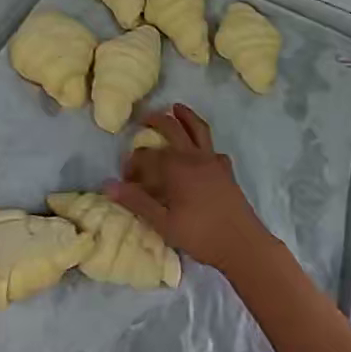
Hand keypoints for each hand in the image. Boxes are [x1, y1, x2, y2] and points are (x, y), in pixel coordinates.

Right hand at [106, 104, 277, 276]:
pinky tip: (201, 152)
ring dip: (186, 117)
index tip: (126, 177)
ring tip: (176, 107)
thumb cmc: (200, 235)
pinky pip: (213, 148)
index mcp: (176, 168)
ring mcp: (213, 161)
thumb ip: (137, 201)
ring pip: (198, 130)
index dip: (133, 163)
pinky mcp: (226, 170)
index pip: (147, 156)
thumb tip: (108, 185)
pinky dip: (204, 143)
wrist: (241, 243)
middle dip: (157, 121)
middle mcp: (194, 158)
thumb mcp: (163, 222)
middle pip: (173, 130)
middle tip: (144, 118)